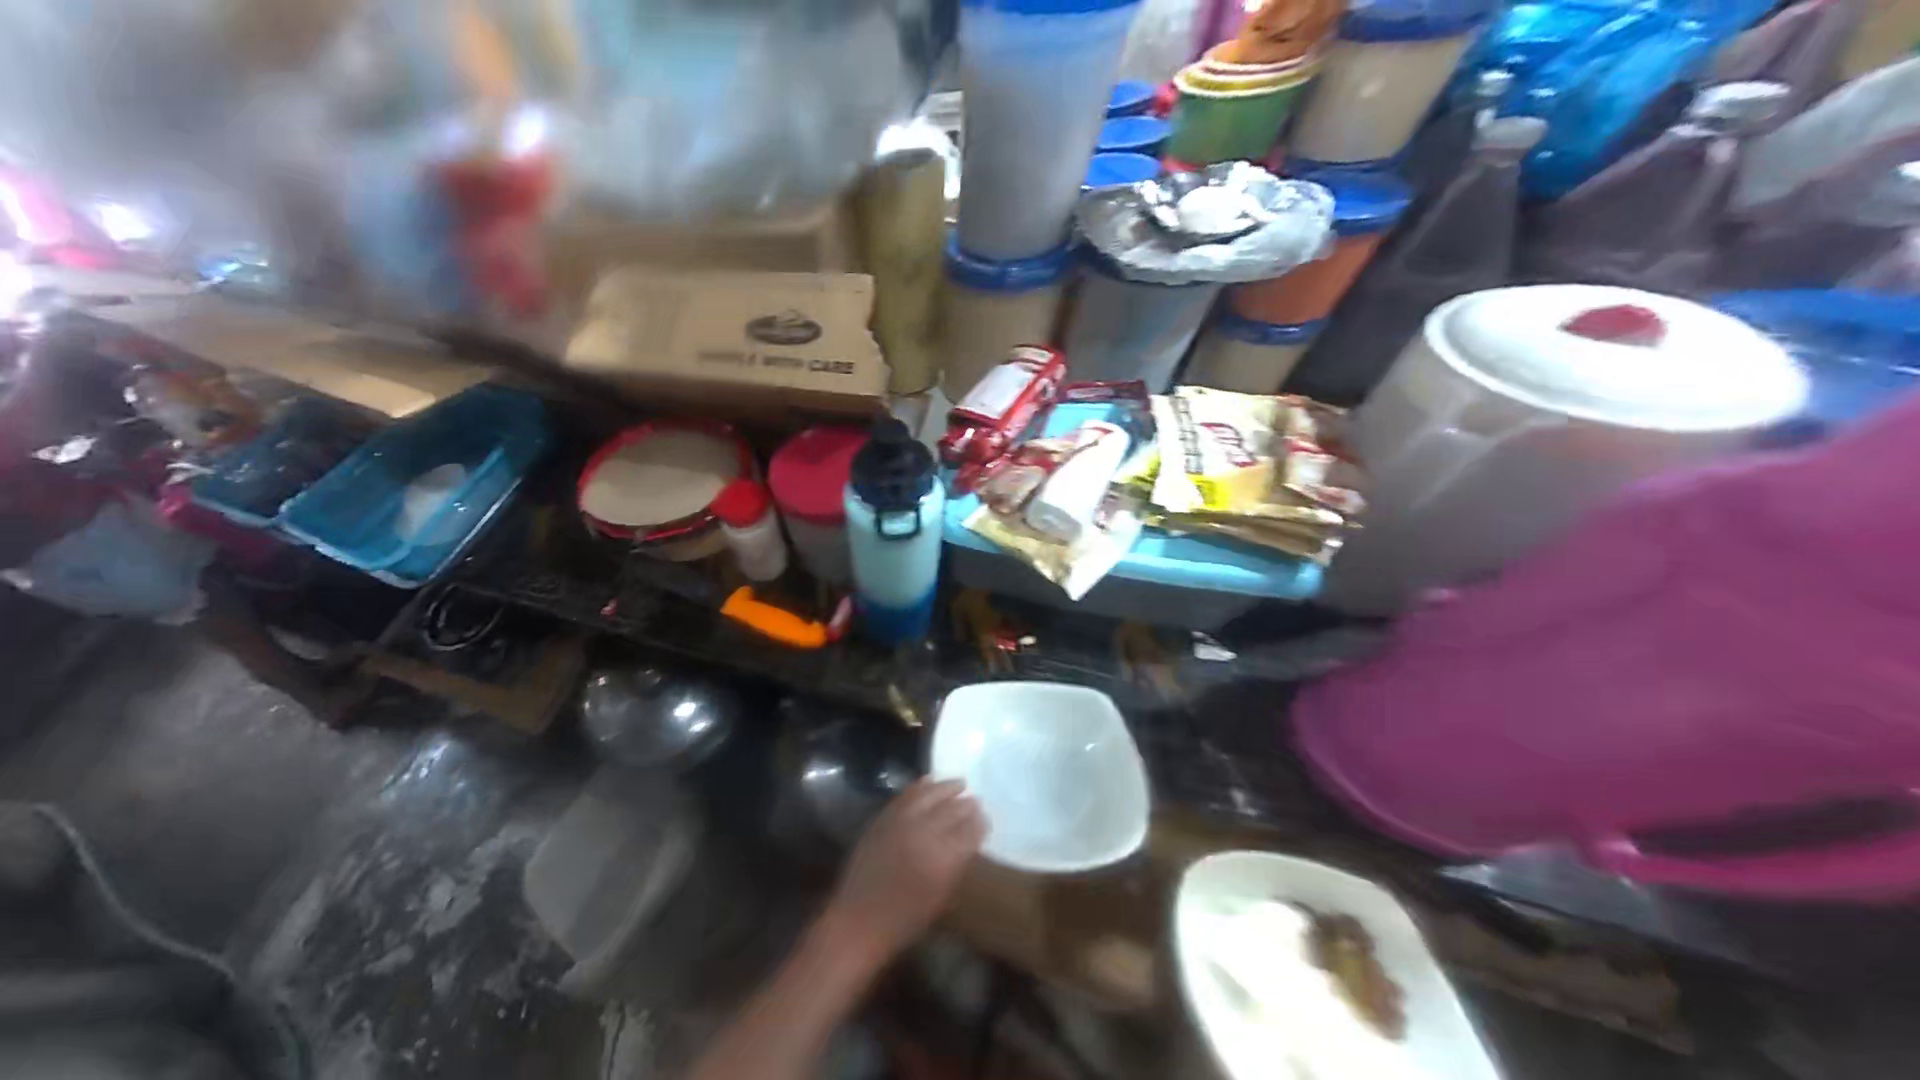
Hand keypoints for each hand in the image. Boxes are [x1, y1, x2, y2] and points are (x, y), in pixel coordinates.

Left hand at [820, 778, 986, 965]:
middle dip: (966, 804)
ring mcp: (901, 822)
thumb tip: (970, 839)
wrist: (859, 921)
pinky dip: (920, 786)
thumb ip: (957, 863)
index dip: (980, 822)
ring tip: (958, 784)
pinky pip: (906, 795)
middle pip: (952, 809)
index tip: (985, 818)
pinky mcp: (883, 819)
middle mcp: (924, 833)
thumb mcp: (941, 897)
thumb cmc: (905, 920)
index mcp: (944, 858)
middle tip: (975, 801)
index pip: (970, 830)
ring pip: (929, 794)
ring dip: (946, 787)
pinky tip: (928, 782)